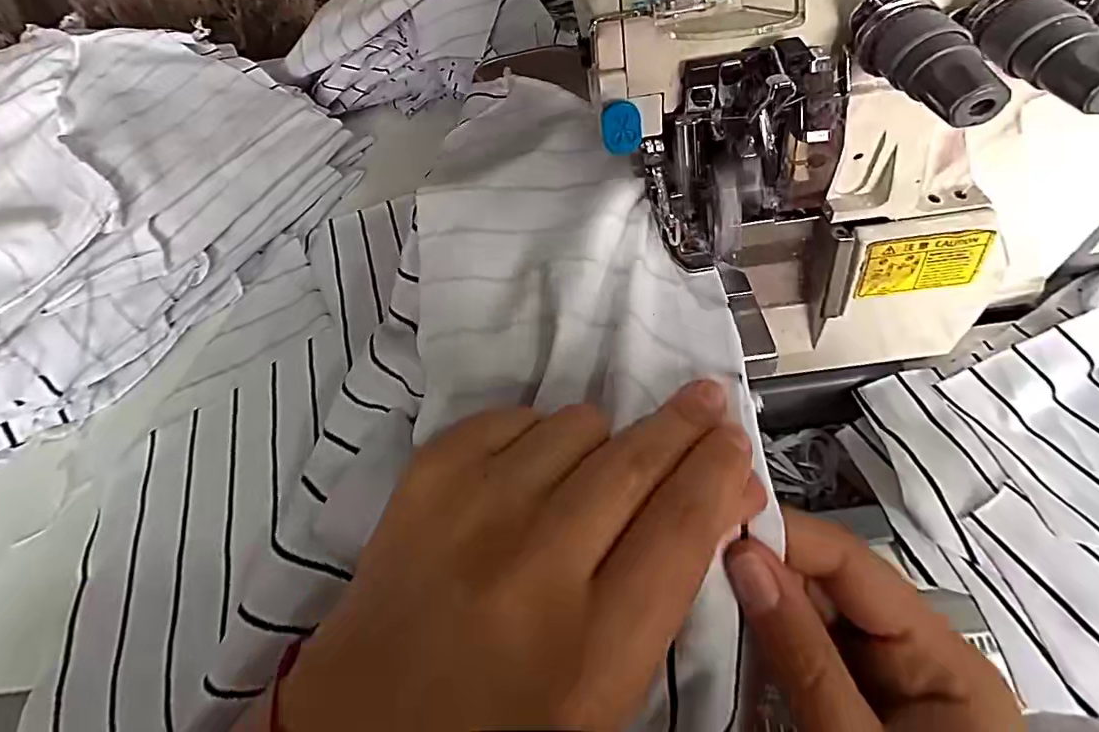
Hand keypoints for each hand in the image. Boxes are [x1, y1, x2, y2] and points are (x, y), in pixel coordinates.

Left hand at [272, 380, 765, 731]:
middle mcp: (533, 568)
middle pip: (636, 461)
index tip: (734, 441)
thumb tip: (721, 491)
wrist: (365, 725)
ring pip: (577, 425)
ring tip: (595, 471)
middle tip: (707, 398)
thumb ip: (667, 586)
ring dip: (602, 439)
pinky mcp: (426, 477)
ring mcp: (473, 511)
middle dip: (684, 423)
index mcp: (590, 650)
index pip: (682, 524)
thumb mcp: (605, 686)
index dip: (719, 470)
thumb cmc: (503, 721)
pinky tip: (530, 470)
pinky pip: (515, 415)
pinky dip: (536, 433)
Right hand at [725, 509, 1021, 731]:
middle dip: (766, 573)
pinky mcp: (856, 714)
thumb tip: (748, 559)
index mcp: (943, 660)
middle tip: (700, 562)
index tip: (724, 525)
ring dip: (759, 612)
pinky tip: (728, 647)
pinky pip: (806, 663)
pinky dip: (766, 654)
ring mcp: (883, 689)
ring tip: (705, 596)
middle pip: (831, 589)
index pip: (854, 563)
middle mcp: (915, 662)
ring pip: (811, 623)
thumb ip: (805, 655)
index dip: (788, 536)